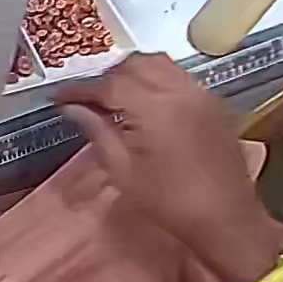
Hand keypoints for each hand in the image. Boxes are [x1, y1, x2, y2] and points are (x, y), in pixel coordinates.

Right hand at [55, 53, 282, 281]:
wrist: (225, 217)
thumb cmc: (168, 200)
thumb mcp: (122, 170)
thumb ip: (96, 131)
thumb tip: (72, 109)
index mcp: (155, 107)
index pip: (109, 85)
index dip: (79, 89)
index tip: (57, 99)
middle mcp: (180, 90)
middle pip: (134, 65)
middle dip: (105, 78)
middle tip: (84, 99)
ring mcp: (200, 93)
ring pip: (158, 64)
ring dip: (130, 74)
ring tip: (112, 98)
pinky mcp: (212, 103)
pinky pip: (176, 76)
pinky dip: (153, 80)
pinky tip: (142, 104)